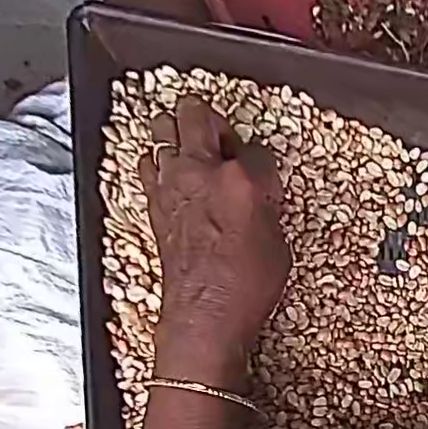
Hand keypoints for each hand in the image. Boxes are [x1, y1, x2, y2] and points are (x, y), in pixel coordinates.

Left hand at [142, 96, 290, 388]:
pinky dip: (161, 162)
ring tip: (198, 155)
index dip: (266, 165)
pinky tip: (176, 178)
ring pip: (163, 126)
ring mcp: (171, 183)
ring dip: (181, 134)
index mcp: (243, 181)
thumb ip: (267, 209)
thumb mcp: (278, 247)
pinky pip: (149, 161)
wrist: (206, 314)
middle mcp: (202, 172)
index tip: (267, 181)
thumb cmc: (246, 287)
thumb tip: (259, 199)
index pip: (259, 150)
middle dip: (216, 124)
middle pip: (199, 114)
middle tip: (228, 146)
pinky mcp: (153, 200)